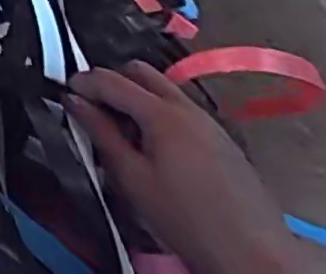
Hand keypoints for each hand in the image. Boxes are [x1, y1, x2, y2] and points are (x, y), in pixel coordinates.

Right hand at [69, 63, 309, 273]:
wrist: (259, 263)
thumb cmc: (187, 220)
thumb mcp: (131, 177)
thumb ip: (100, 131)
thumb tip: (73, 101)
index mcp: (163, 114)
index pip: (109, 78)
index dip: (80, 82)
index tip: (65, 96)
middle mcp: (189, 109)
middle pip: (139, 71)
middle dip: (111, 81)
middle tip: (95, 107)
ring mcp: (212, 125)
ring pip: (163, 89)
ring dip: (136, 97)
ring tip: (123, 130)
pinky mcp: (225, 143)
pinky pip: (182, 110)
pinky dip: (159, 114)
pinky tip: (154, 148)